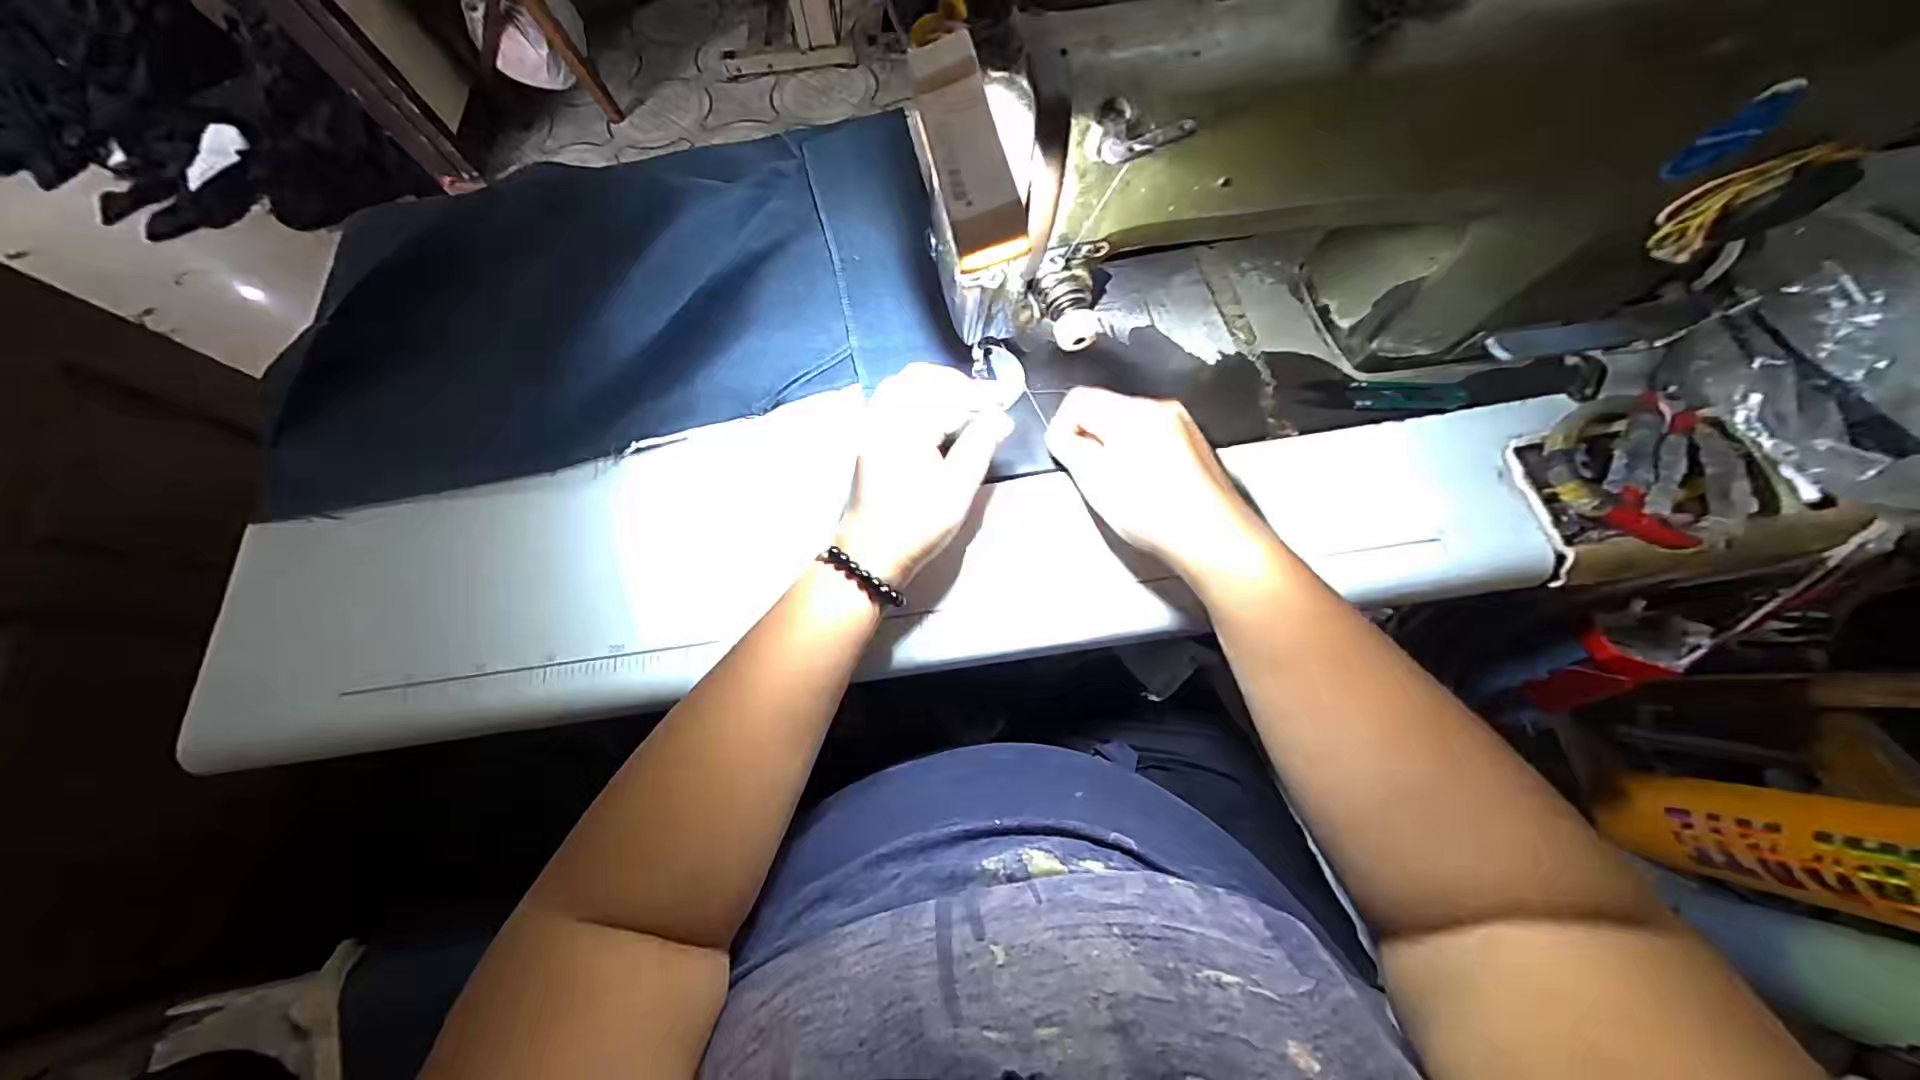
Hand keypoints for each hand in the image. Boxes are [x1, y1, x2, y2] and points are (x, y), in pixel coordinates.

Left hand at [833, 364, 1014, 585]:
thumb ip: (980, 444)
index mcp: (904, 424)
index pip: (949, 394)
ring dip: (938, 388)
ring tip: (967, 405)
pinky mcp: (867, 436)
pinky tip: (939, 414)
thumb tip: (999, 417)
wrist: (871, 552)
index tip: (1009, 396)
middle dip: (960, 385)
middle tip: (990, 401)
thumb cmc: (917, 524)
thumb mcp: (958, 487)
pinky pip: (893, 399)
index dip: (983, 394)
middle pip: (923, 379)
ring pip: (905, 385)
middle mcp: (882, 415)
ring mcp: (870, 424)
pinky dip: (919, 397)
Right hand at [1044, 387, 1283, 592]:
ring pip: (1130, 425)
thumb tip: (1061, 434)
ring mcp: (1182, 425)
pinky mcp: (1194, 445)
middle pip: (1107, 409)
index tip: (1063, 454)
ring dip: (1114, 448)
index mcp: (1132, 411)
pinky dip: (1139, 456)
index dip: (1061, 425)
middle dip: (1090, 438)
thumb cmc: (1151, 511)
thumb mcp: (1094, 479)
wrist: (1214, 538)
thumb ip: (1069, 446)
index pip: (1079, 399)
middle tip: (1088, 475)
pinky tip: (1144, 488)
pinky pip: (1153, 439)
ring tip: (1118, 486)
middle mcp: (1160, 408)